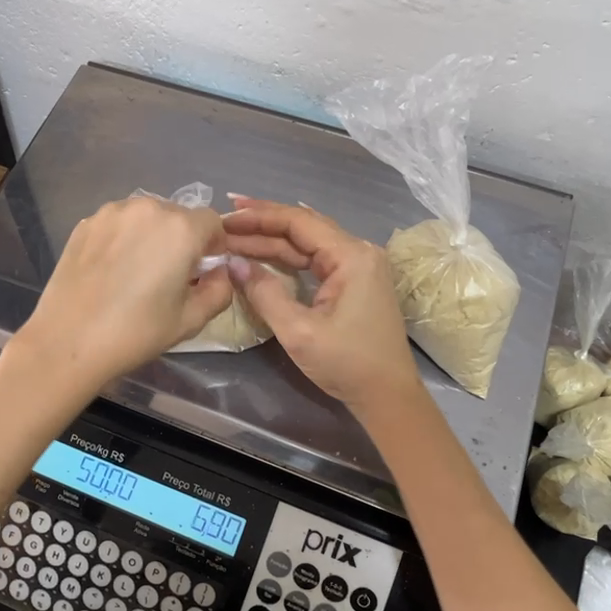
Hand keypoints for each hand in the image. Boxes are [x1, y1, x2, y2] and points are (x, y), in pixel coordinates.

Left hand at [11, 195, 233, 390]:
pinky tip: (111, 271)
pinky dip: (123, 239)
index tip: (203, 271)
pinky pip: (117, 224)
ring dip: (151, 236)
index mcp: (180, 229)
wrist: (69, 340)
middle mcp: (147, 208)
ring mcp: (111, 213)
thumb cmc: (136, 332)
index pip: (212, 222)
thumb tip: (219, 272)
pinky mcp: (85, 224)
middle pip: (178, 216)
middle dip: (182, 240)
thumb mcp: (191, 320)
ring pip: (145, 217)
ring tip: (137, 272)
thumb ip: (219, 290)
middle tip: (169, 276)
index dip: (213, 246)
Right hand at [222, 198, 423, 409]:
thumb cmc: (346, 363)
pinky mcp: (355, 282)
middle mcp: (359, 252)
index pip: (298, 222)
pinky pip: (316, 259)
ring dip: (272, 239)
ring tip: (235, 234)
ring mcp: (359, 266)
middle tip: (223, 222)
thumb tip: (233, 264)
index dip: (259, 216)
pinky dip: (287, 255)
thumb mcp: (298, 331)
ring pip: (308, 243)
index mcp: (351, 256)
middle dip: (262, 223)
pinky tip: (265, 250)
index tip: (226, 214)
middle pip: (303, 227)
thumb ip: (264, 293)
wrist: (387, 395)